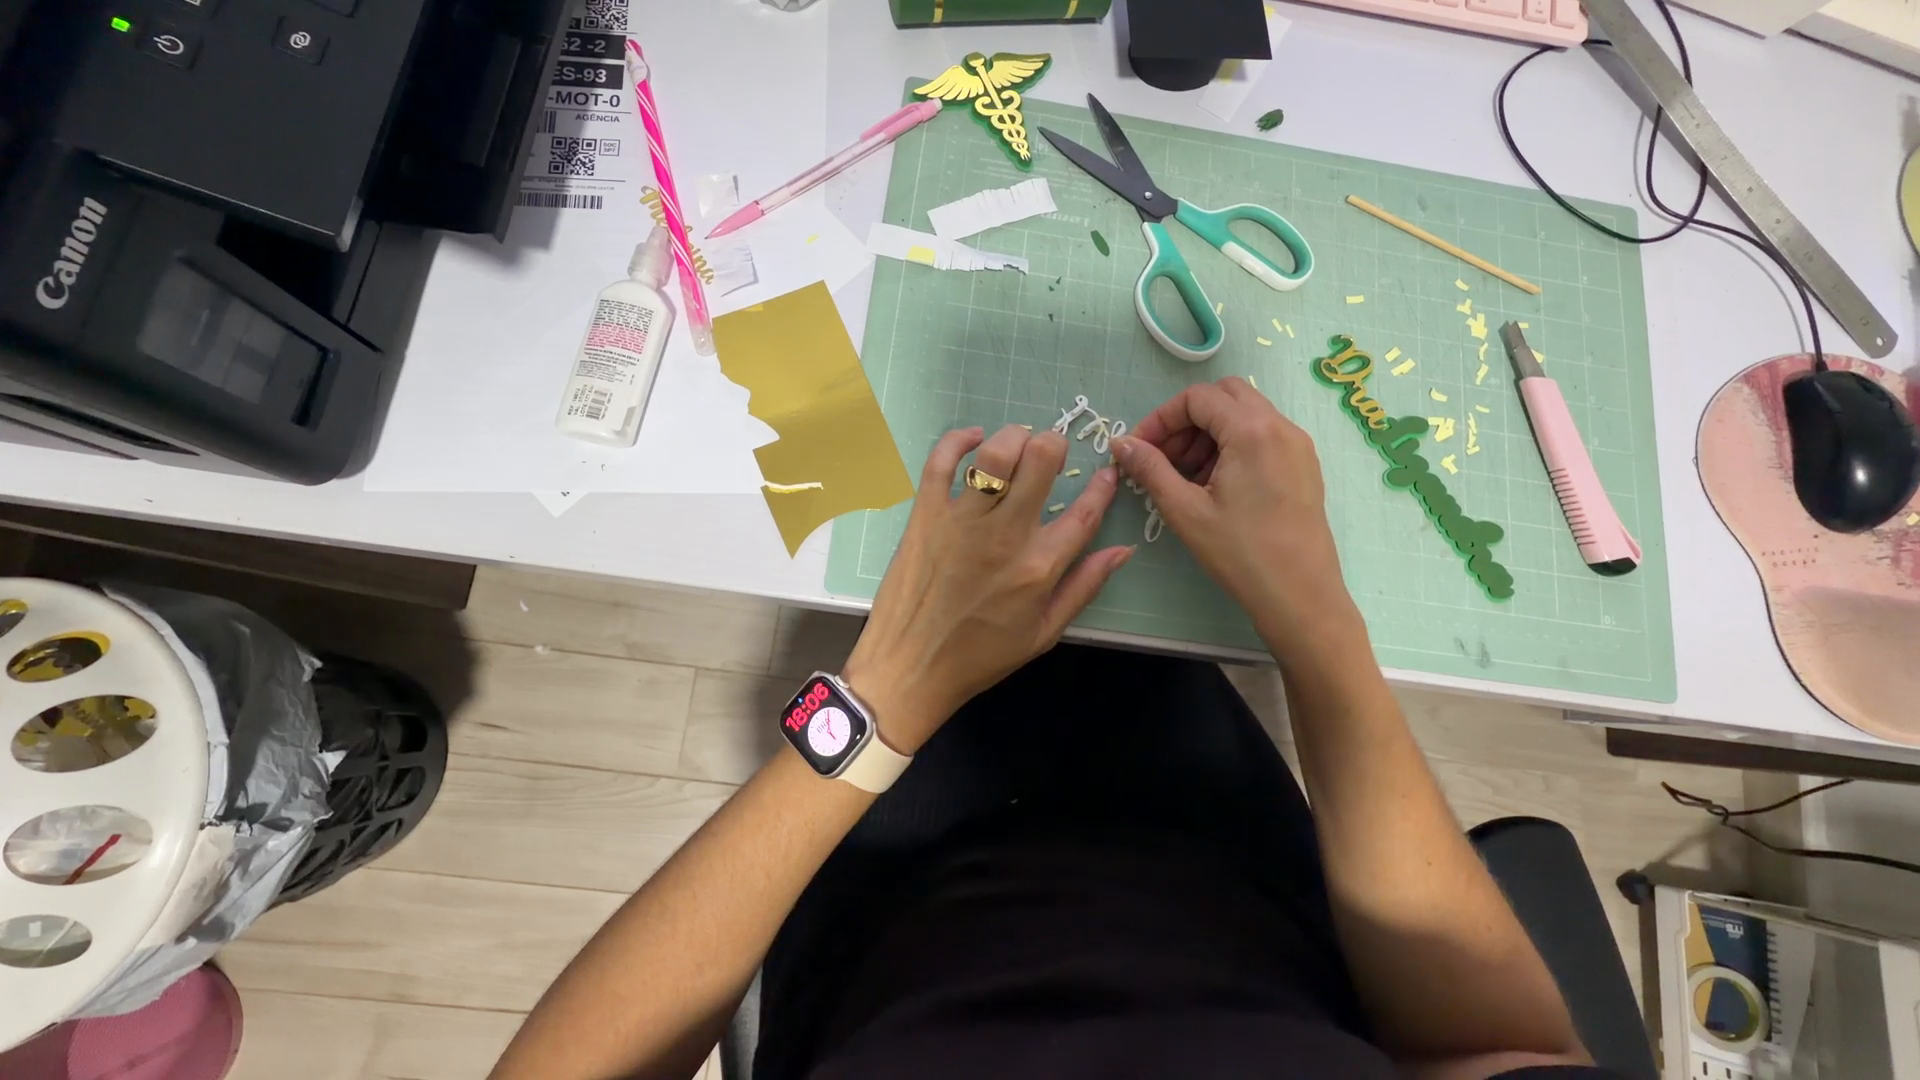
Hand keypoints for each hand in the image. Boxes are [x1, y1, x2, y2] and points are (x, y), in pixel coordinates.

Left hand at [843, 424, 1133, 753]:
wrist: (910, 668)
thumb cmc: (980, 656)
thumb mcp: (1044, 633)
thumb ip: (1084, 587)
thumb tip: (1122, 550)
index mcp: (1039, 566)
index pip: (1085, 512)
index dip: (1102, 487)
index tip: (1106, 474)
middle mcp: (1004, 534)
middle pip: (1041, 461)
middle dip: (1055, 445)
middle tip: (1052, 452)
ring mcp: (961, 520)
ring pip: (995, 453)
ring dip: (1014, 437)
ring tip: (1018, 442)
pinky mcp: (925, 515)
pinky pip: (940, 462)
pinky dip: (957, 440)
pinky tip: (973, 438)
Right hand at [1113, 378, 1358, 654]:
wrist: (1299, 594)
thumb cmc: (1239, 552)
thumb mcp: (1185, 510)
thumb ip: (1150, 469)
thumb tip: (1121, 443)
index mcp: (1252, 430)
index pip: (1197, 398)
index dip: (1161, 418)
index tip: (1140, 450)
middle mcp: (1280, 426)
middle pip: (1224, 396)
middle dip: (1186, 421)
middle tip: (1164, 459)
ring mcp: (1297, 445)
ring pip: (1244, 415)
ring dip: (1208, 434)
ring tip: (1187, 478)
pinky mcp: (1304, 465)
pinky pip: (1262, 436)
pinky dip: (1232, 447)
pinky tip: (1216, 487)